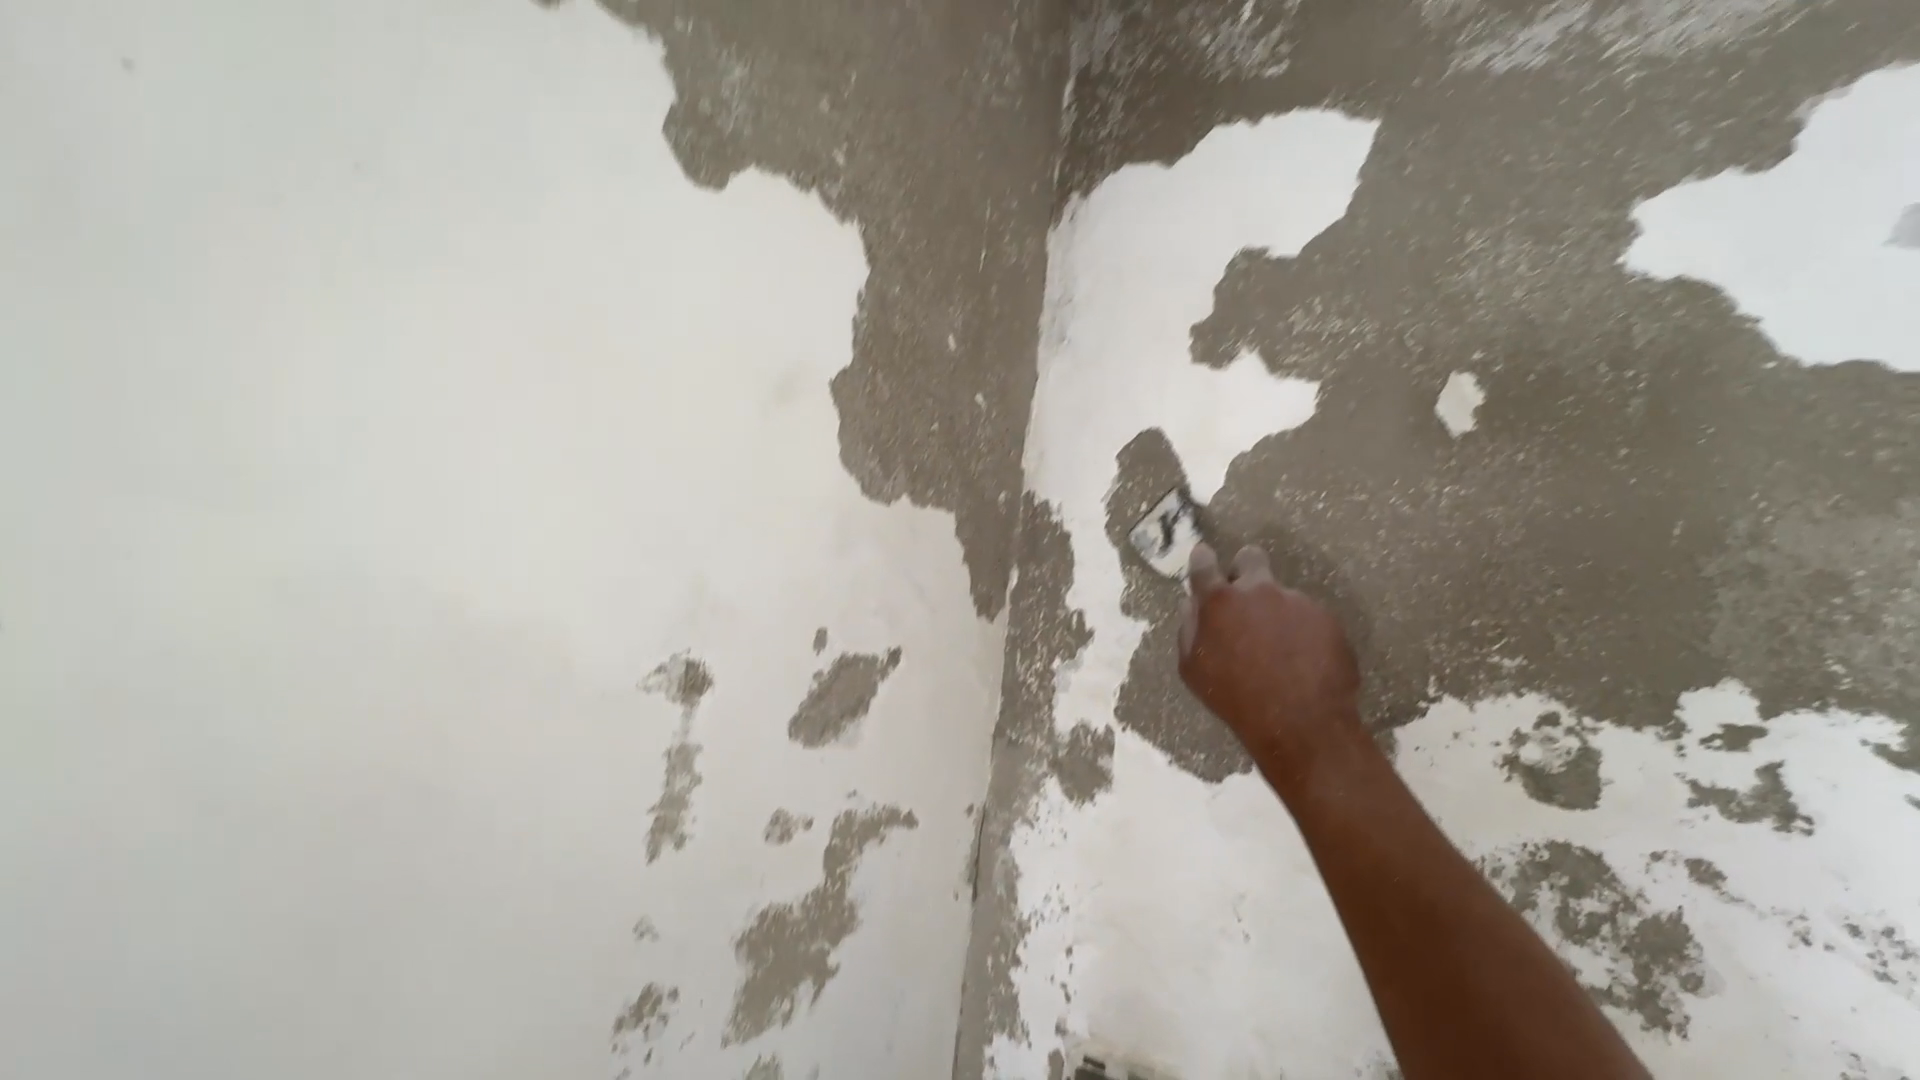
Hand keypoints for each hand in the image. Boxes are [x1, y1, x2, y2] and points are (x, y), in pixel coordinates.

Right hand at [1178, 543, 1364, 767]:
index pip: (1203, 564)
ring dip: (1274, 612)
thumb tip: (1191, 603)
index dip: (1201, 558)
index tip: (1203, 556)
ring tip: (1278, 652)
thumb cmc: (1234, 697)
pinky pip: (1307, 617)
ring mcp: (1295, 601)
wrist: (1300, 722)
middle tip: (1244, 597)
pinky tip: (1301, 661)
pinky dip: (1301, 632)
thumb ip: (1189, 628)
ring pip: (1280, 595)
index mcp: (1219, 602)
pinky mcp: (1325, 617)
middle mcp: (1258, 591)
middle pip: (1250, 558)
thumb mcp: (1193, 669)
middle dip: (1244, 568)